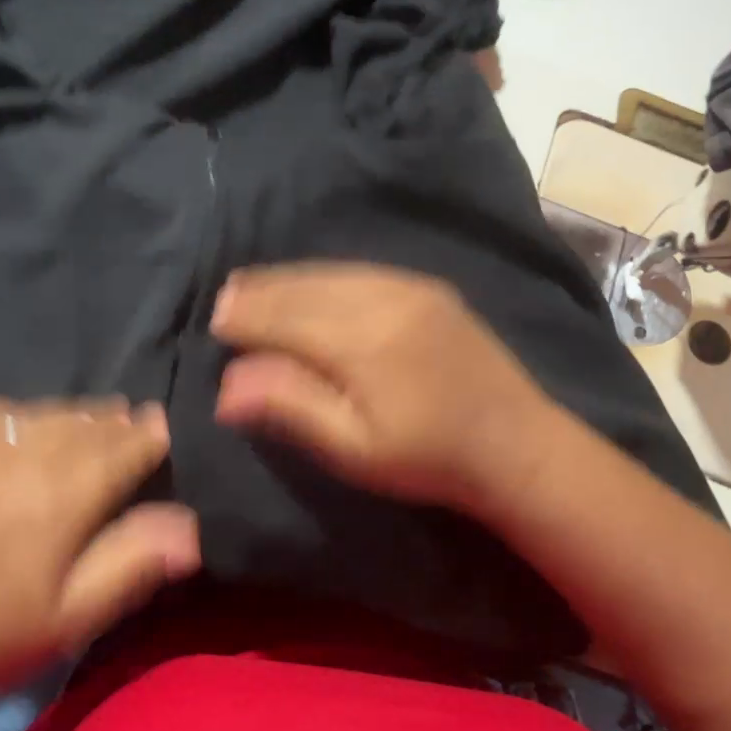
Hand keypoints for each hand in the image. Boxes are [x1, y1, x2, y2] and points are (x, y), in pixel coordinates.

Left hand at [0, 398, 199, 705]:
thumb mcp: (71, 619)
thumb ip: (134, 562)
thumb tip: (192, 524)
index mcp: (61, 495)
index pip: (127, 445)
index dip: (153, 437)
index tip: (167, 434)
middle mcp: (23, 452)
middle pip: (90, 422)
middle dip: (118, 426)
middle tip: (134, 434)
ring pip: (49, 411)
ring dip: (78, 419)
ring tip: (93, 430)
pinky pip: (1, 408)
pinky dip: (28, 415)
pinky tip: (32, 430)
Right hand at [211, 263, 556, 515]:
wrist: (516, 444)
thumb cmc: (426, 459)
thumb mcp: (353, 448)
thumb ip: (290, 406)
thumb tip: (226, 384)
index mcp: (360, 340)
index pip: (281, 317)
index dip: (243, 318)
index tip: (214, 323)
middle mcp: (380, 297)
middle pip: (300, 287)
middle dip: (258, 293)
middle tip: (224, 301)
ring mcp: (407, 286)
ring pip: (327, 273)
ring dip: (285, 281)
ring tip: (253, 289)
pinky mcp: (425, 287)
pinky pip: (356, 270)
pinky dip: (320, 277)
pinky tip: (307, 287)